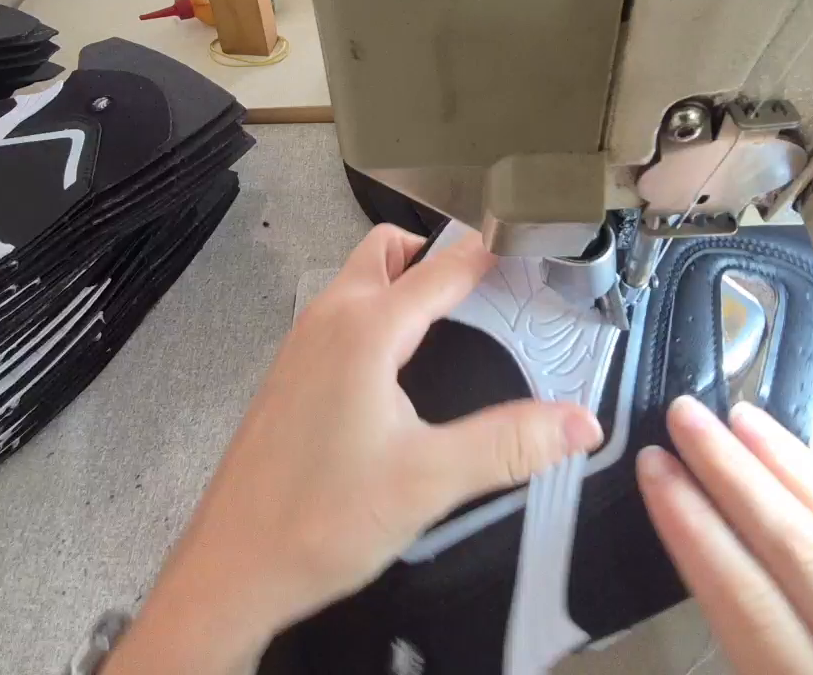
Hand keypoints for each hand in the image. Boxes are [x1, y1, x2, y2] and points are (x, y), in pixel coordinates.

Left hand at [104, 226, 603, 673]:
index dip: (488, 251)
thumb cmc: (325, 518)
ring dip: (404, 281)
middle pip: (389, 251)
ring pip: (360, 279)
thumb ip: (510, 444)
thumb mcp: (429, 480)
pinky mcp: (291, 370)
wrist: (231, 568)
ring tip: (452, 323)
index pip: (442, 267)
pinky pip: (342, 313)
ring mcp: (303, 341)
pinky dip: (378, 311)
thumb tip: (581, 421)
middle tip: (484, 289)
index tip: (528, 244)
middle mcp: (330, 317)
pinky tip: (400, 368)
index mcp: (366, 327)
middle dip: (436, 254)